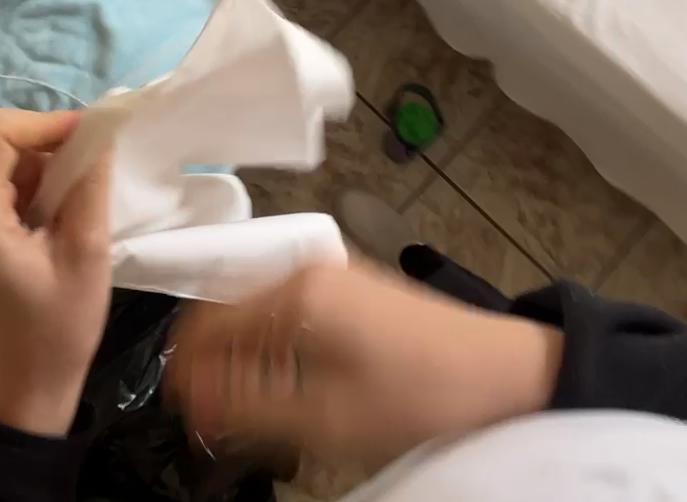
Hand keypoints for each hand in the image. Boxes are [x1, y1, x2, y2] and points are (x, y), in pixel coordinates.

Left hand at [0, 108, 112, 435]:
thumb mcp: (88, 251)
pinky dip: (33, 179)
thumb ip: (90, 183)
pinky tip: (57, 210)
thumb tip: (99, 131)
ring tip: (77, 196)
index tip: (87, 138)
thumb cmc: (60, 325)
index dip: (43, 122)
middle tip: (90, 168)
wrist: (28, 382)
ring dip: (43, 162)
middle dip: (47, 143)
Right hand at [168, 262, 559, 461]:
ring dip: (246, 355)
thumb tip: (189, 396)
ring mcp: (333, 271)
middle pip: (232, 310)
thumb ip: (247, 404)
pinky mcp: (353, 284)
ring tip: (250, 407)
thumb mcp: (325, 416)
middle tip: (217, 418)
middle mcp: (308, 268)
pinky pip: (292, 308)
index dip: (188, 369)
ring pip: (261, 308)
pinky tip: (290, 380)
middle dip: (215, 362)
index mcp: (295, 292)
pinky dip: (277, 343)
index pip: (208, 322)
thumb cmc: (416, 395)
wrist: (500, 372)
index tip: (186, 412)